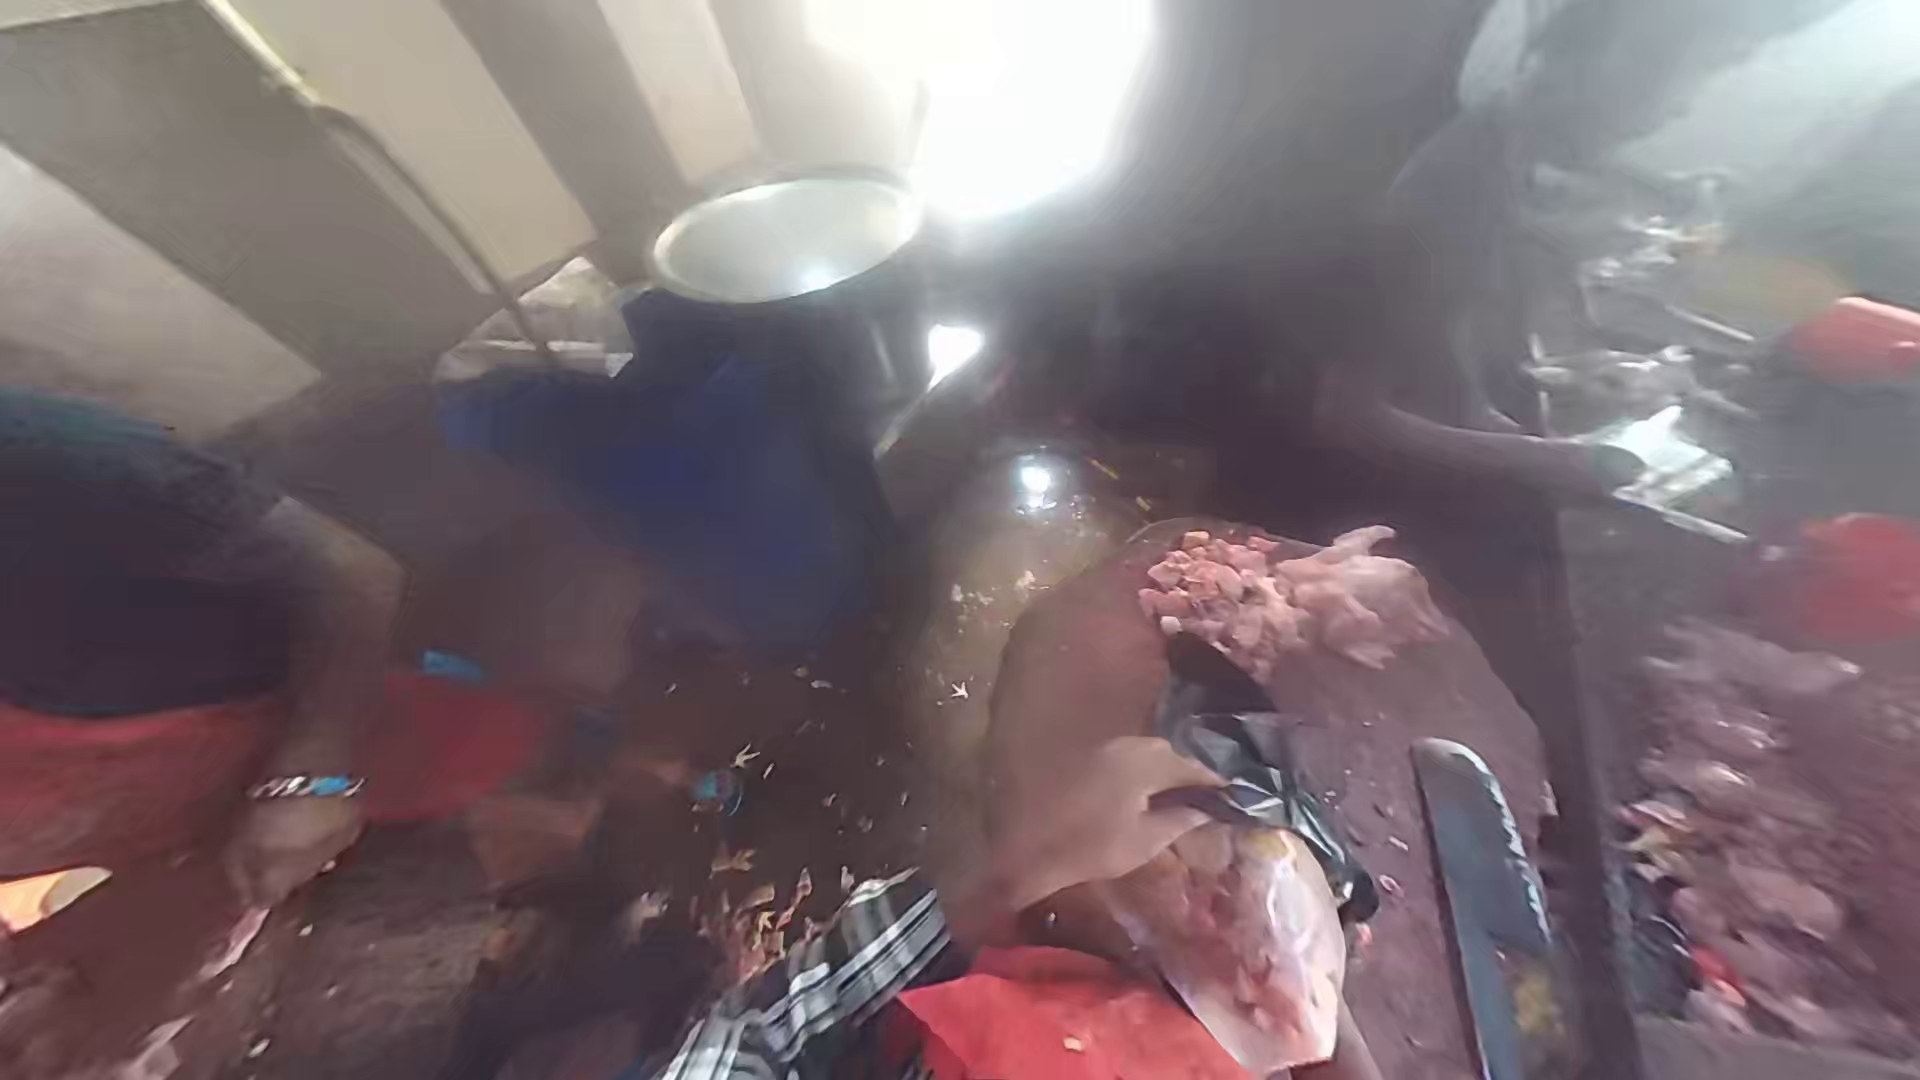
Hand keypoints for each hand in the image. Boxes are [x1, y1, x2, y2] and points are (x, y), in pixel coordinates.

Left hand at [227, 796, 363, 905]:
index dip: (257, 893)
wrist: (313, 772)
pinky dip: (328, 839)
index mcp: (283, 876)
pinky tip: (319, 824)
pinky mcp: (359, 825)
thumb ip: (240, 875)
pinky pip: (339, 841)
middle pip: (298, 881)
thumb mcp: (235, 846)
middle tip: (273, 855)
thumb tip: (248, 898)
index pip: (269, 899)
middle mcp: (317, 867)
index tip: (249, 882)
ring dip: (309, 856)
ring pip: (321, 862)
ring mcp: (342, 846)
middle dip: (286, 873)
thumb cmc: (263, 809)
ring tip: (298, 837)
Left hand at [990, 736, 1222, 909]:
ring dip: (1167, 770)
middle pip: (1171, 753)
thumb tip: (1206, 809)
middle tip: (1210, 796)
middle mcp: (1128, 744)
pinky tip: (1151, 791)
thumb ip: (1178, 819)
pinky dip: (1145, 770)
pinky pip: (1130, 757)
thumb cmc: (1089, 846)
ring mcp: (1106, 746)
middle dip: (1191, 772)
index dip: (1215, 781)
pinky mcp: (1090, 755)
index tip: (1236, 794)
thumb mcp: (1143, 841)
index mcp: (1145, 762)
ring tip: (1184, 796)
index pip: (1192, 765)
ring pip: (1149, 753)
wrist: (1027, 840)